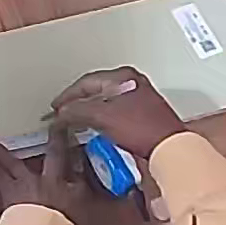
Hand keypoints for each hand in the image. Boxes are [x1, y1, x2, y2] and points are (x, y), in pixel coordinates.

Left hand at [0, 125, 88, 220]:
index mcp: (77, 195)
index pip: (81, 172)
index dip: (80, 160)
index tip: (78, 151)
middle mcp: (54, 183)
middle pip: (56, 154)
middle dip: (57, 138)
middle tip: (55, 126)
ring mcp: (31, 183)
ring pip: (17, 162)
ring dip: (4, 152)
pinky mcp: (11, 190)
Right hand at [50, 67, 185, 156]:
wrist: (168, 147)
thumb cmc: (142, 128)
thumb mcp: (101, 116)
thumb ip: (76, 111)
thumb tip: (62, 112)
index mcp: (123, 76)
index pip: (85, 82)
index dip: (67, 96)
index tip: (56, 107)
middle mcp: (132, 82)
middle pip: (95, 89)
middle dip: (77, 102)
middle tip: (63, 113)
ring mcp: (138, 96)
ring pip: (104, 100)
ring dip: (88, 110)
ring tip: (75, 120)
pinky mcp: (142, 112)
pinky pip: (113, 110)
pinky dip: (100, 117)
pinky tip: (95, 126)